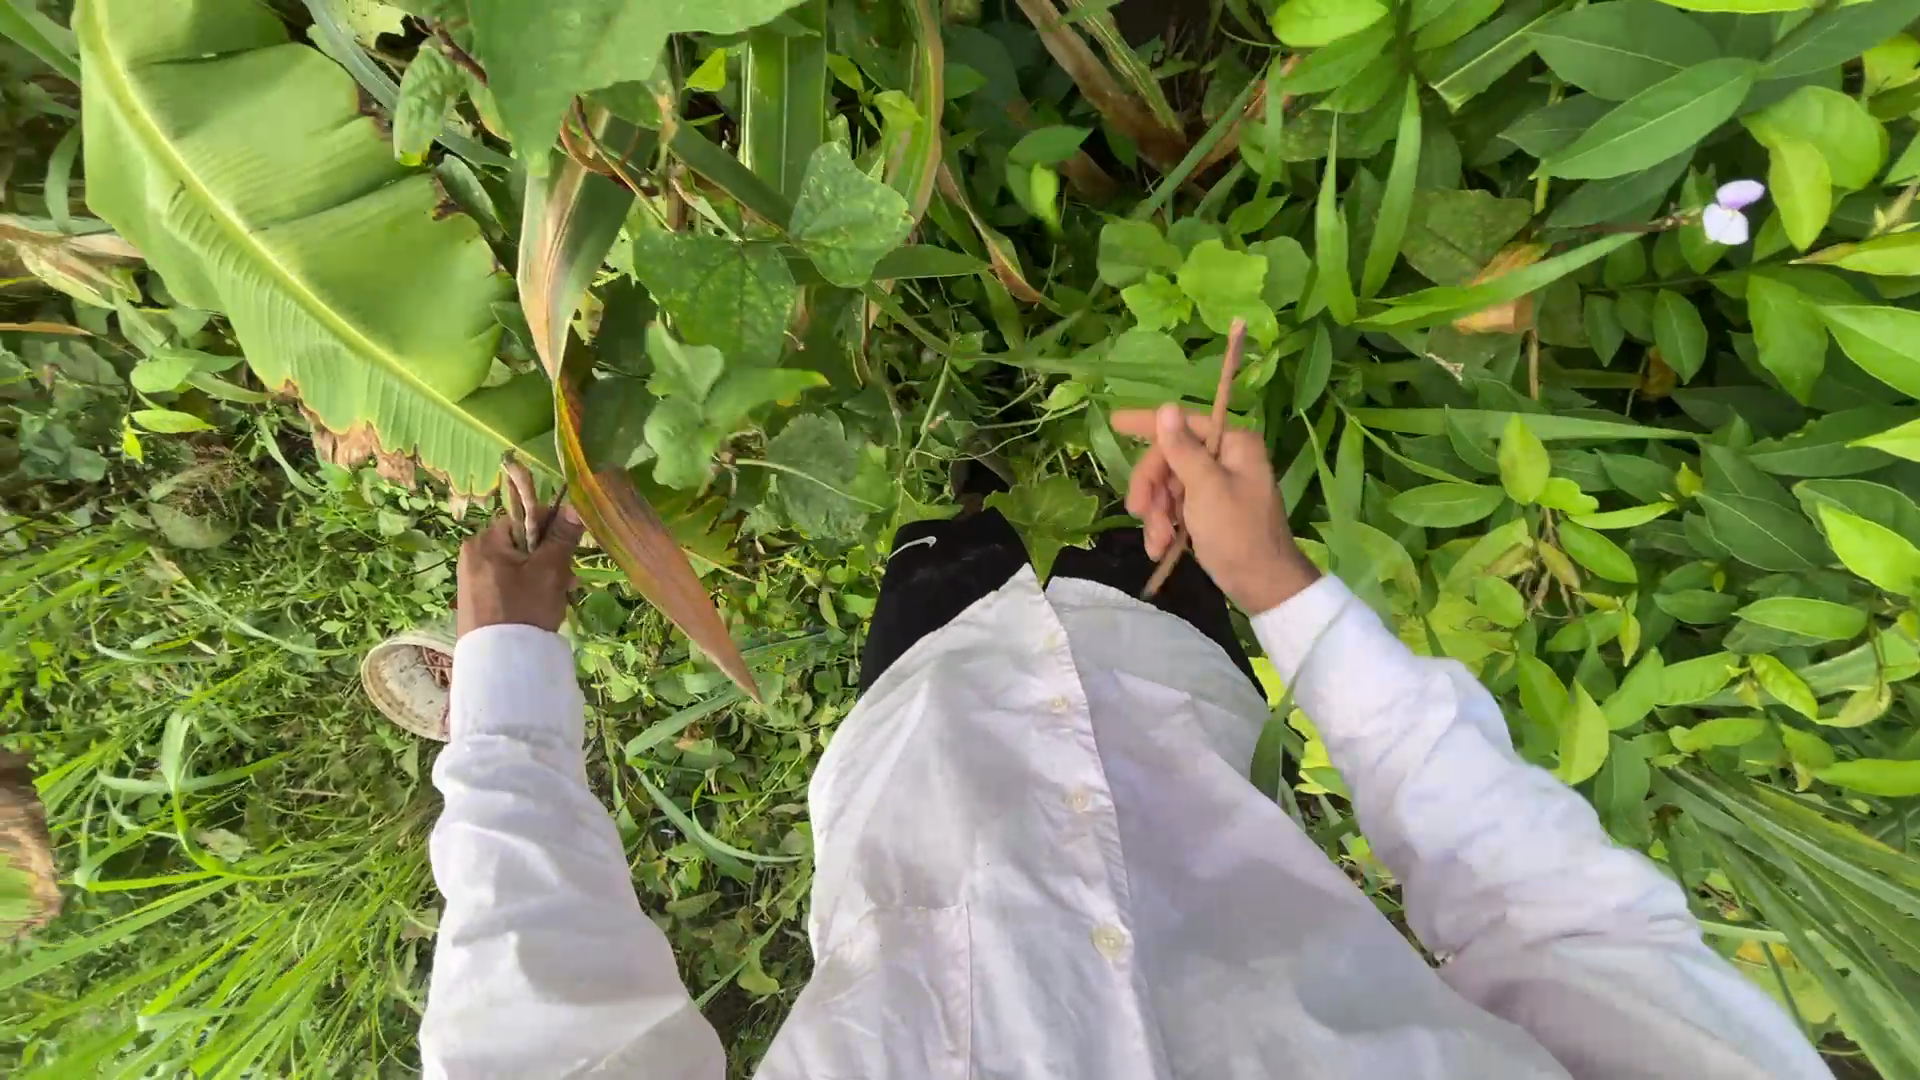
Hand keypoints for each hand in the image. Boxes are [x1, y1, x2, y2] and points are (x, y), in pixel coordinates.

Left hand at [456, 504, 586, 636]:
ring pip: (521, 564)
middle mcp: (473, 554)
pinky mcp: (478, 598)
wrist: (501, 661)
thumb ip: (561, 536)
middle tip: (567, 581)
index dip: (551, 531)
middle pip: (524, 542)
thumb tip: (573, 507)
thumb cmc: (524, 607)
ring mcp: (473, 577)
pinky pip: (511, 582)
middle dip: (551, 558)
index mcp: (485, 541)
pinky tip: (542, 605)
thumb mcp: (549, 569)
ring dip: (545, 575)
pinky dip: (530, 588)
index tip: (568, 552)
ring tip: (559, 595)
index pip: (525, 518)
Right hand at [1111, 404, 1319, 614]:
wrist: (1262, 586)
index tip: (1115, 423)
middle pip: (1169, 458)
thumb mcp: (1205, 489)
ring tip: (1158, 541)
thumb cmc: (1238, 533)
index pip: (1182, 424)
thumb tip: (1166, 408)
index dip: (1148, 425)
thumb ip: (1183, 449)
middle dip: (1151, 488)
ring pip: (1167, 486)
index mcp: (1232, 444)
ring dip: (1156, 514)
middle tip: (1137, 511)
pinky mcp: (1207, 511)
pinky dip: (1163, 526)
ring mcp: (1215, 486)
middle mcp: (1225, 459)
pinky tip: (1160, 548)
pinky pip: (1174, 508)